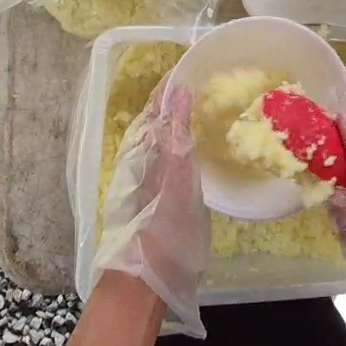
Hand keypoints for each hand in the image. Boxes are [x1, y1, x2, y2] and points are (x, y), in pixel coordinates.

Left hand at [92, 82, 209, 336]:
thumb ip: (177, 134)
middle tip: (205, 82)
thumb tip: (178, 91)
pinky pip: (163, 157)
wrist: (145, 280)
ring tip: (200, 107)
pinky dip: (177, 142)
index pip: (158, 105)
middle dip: (175, 99)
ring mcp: (144, 179)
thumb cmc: (164, 228)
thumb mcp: (177, 177)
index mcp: (146, 149)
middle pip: (156, 120)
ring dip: (176, 120)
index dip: (172, 85)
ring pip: (158, 139)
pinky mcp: (151, 197)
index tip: (195, 65)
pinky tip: (191, 147)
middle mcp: (140, 159)